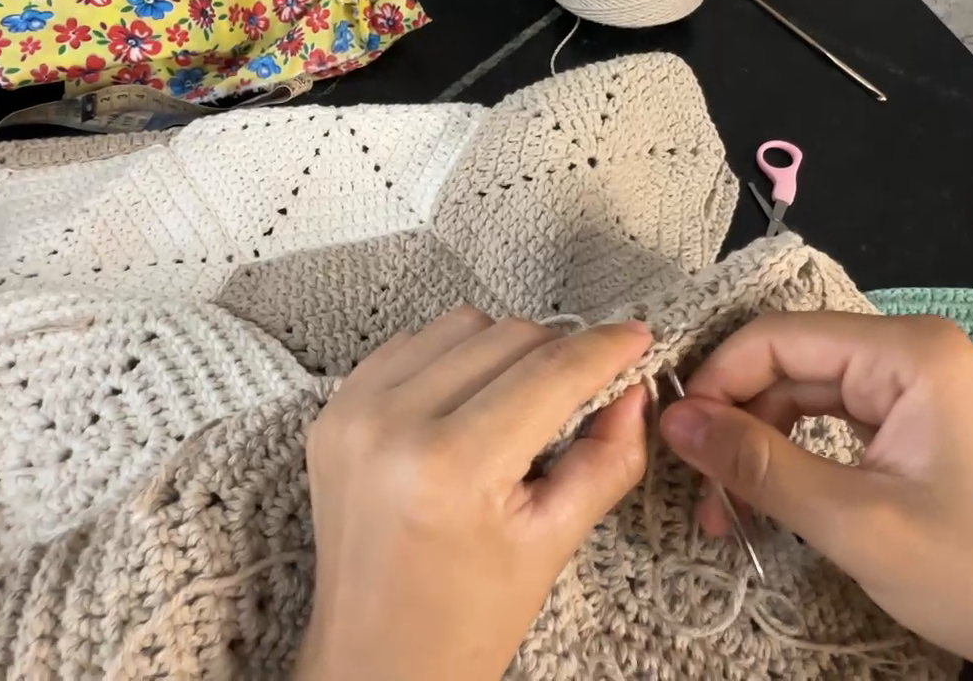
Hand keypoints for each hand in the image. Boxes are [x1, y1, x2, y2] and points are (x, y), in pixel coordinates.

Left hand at [297, 307, 651, 680]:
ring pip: (462, 325)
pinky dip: (452, 357)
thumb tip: (634, 387)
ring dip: (503, 350)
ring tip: (513, 404)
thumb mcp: (554, 542)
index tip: (637, 336)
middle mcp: (394, 421)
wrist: (373, 662)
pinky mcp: (335, 405)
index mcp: (453, 466)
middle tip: (577, 393)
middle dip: (558, 355)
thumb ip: (609, 457)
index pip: (549, 373)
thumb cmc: (468, 618)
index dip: (603, 347)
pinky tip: (463, 404)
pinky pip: (414, 342)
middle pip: (508, 337)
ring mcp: (354, 408)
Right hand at [658, 312, 972, 680]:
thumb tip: (672, 421)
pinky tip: (768, 499)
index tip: (678, 439)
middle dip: (737, 424)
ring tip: (726, 510)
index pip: (778, 338)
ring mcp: (911, 387)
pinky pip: (830, 423)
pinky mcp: (911, 423)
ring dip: (759, 448)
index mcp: (904, 351)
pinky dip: (793, 459)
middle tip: (700, 487)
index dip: (719, 381)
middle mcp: (906, 352)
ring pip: (802, 396)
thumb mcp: (853, 522)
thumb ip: (757, 464)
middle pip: (788, 364)